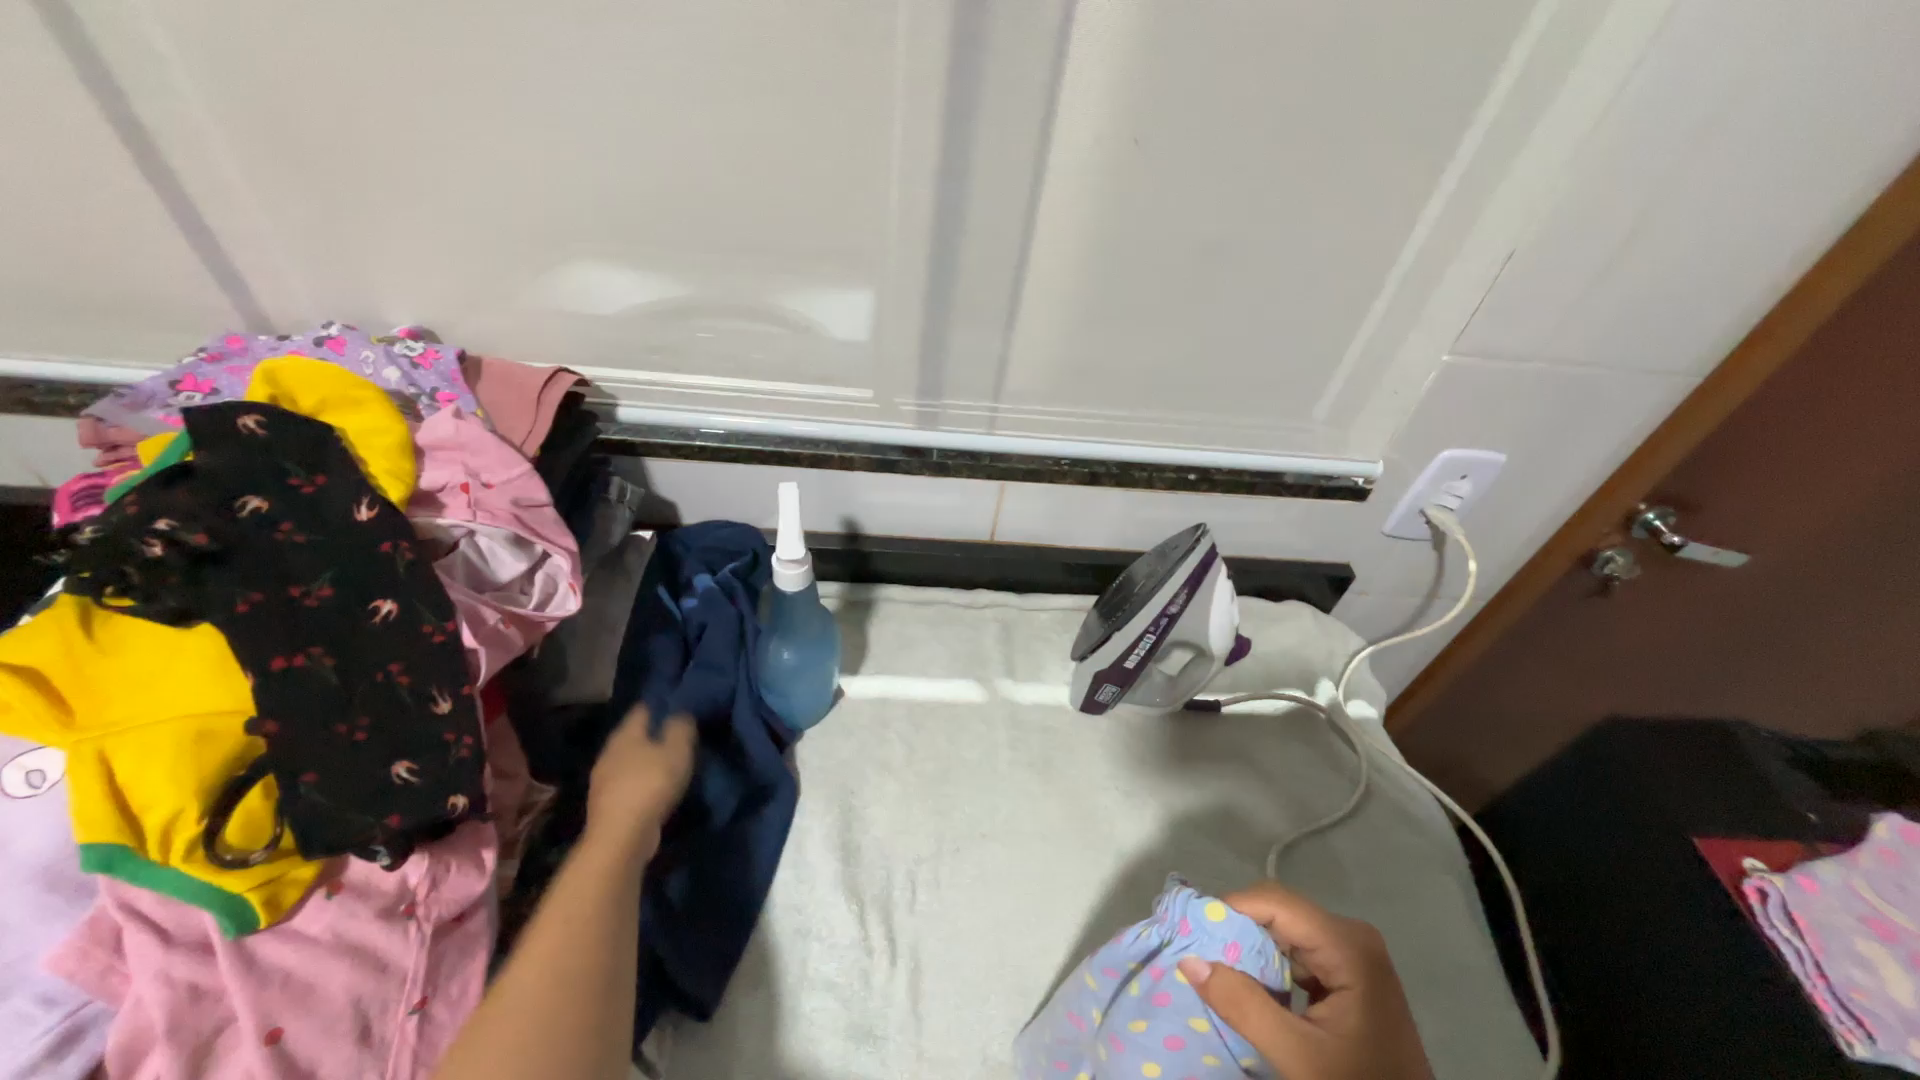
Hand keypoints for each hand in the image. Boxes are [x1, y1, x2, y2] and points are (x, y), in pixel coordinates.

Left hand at [584, 706, 696, 857]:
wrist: (620, 837)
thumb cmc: (651, 785)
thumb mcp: (676, 751)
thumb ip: (680, 727)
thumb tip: (680, 712)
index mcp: (625, 734)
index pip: (643, 708)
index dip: (662, 705)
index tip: (680, 706)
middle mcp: (609, 751)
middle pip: (633, 735)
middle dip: (653, 734)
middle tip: (677, 736)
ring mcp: (603, 779)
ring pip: (629, 760)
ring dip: (646, 760)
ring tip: (668, 763)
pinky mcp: (606, 803)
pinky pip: (627, 783)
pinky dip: (641, 781)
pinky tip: (655, 788)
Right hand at [1175, 883, 1431, 1079]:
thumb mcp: (1297, 1054)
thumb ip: (1242, 1005)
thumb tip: (1189, 960)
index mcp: (1347, 944)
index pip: (1273, 902)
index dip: (1229, 911)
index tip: (1192, 938)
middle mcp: (1352, 936)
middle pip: (1278, 914)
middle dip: (1236, 934)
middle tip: (1200, 962)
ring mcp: (1353, 955)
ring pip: (1283, 933)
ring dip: (1250, 953)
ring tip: (1220, 978)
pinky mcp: (1349, 975)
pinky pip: (1297, 954)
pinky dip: (1269, 969)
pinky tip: (1252, 993)